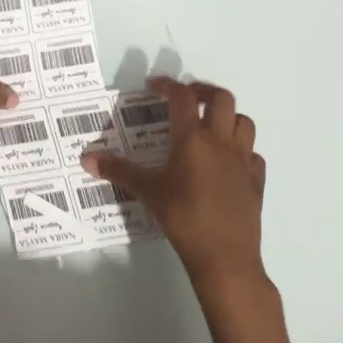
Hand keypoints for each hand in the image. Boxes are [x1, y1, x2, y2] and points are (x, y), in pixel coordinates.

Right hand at [83, 78, 266, 283]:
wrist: (225, 257)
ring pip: (244, 122)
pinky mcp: (256, 182)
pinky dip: (242, 150)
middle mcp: (220, 142)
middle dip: (203, 92)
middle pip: (222, 98)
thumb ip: (117, 170)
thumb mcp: (147, 191)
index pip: (182, 96)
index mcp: (192, 138)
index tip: (153, 87)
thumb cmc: (183, 217)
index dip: (168, 85)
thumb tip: (86, 158)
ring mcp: (243, 161)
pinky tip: (227, 162)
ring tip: (209, 126)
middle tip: (186, 101)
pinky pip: (254, 154)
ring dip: (227, 117)